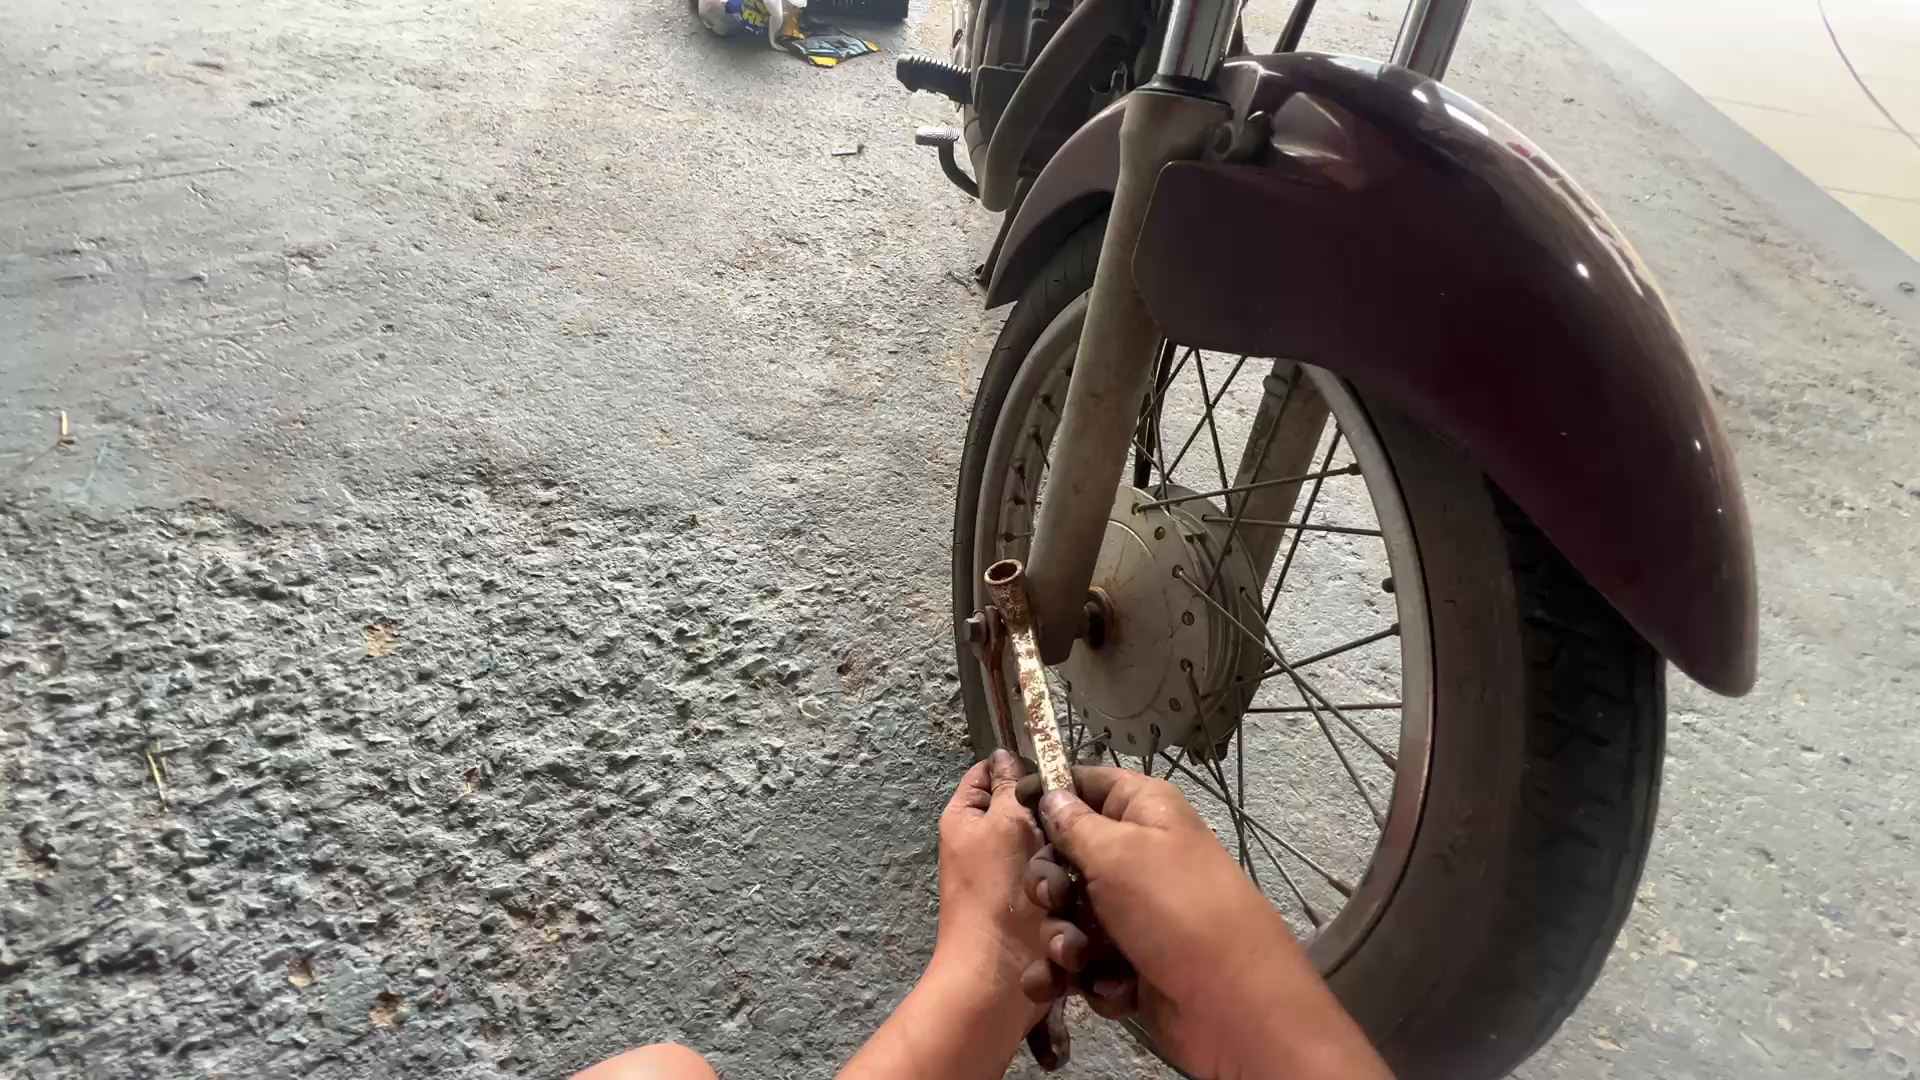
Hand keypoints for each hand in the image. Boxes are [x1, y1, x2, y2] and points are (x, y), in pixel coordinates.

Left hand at [932, 750, 1074, 1027]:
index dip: (1020, 769)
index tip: (1055, 779)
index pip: (990, 772)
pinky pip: (1050, 878)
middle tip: (1068, 825)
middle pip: (1022, 809)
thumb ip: (1009, 785)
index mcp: (964, 816)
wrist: (1000, 977)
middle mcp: (980, 842)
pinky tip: (1077, 889)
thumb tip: (1003, 753)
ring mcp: (1003, 875)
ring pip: (1043, 844)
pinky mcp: (1024, 903)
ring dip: (1058, 853)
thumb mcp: (1006, 824)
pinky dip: (1062, 882)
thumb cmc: (998, 893)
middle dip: (1047, 816)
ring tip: (1071, 865)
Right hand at [1021, 767, 1389, 1079]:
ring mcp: (1133, 910)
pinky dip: (1087, 975)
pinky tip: (1101, 987)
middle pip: (1066, 854)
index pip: (1085, 783)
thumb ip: (1072, 822)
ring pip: (1071, 912)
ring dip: (1063, 938)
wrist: (1236, 1009)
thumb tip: (1050, 793)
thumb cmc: (1174, 908)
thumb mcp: (1117, 852)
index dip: (1049, 793)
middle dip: (1050, 883)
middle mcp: (1136, 853)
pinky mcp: (1131, 960)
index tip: (1016, 811)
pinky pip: (1088, 957)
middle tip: (1052, 900)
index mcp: (1141, 810)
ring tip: (1075, 960)